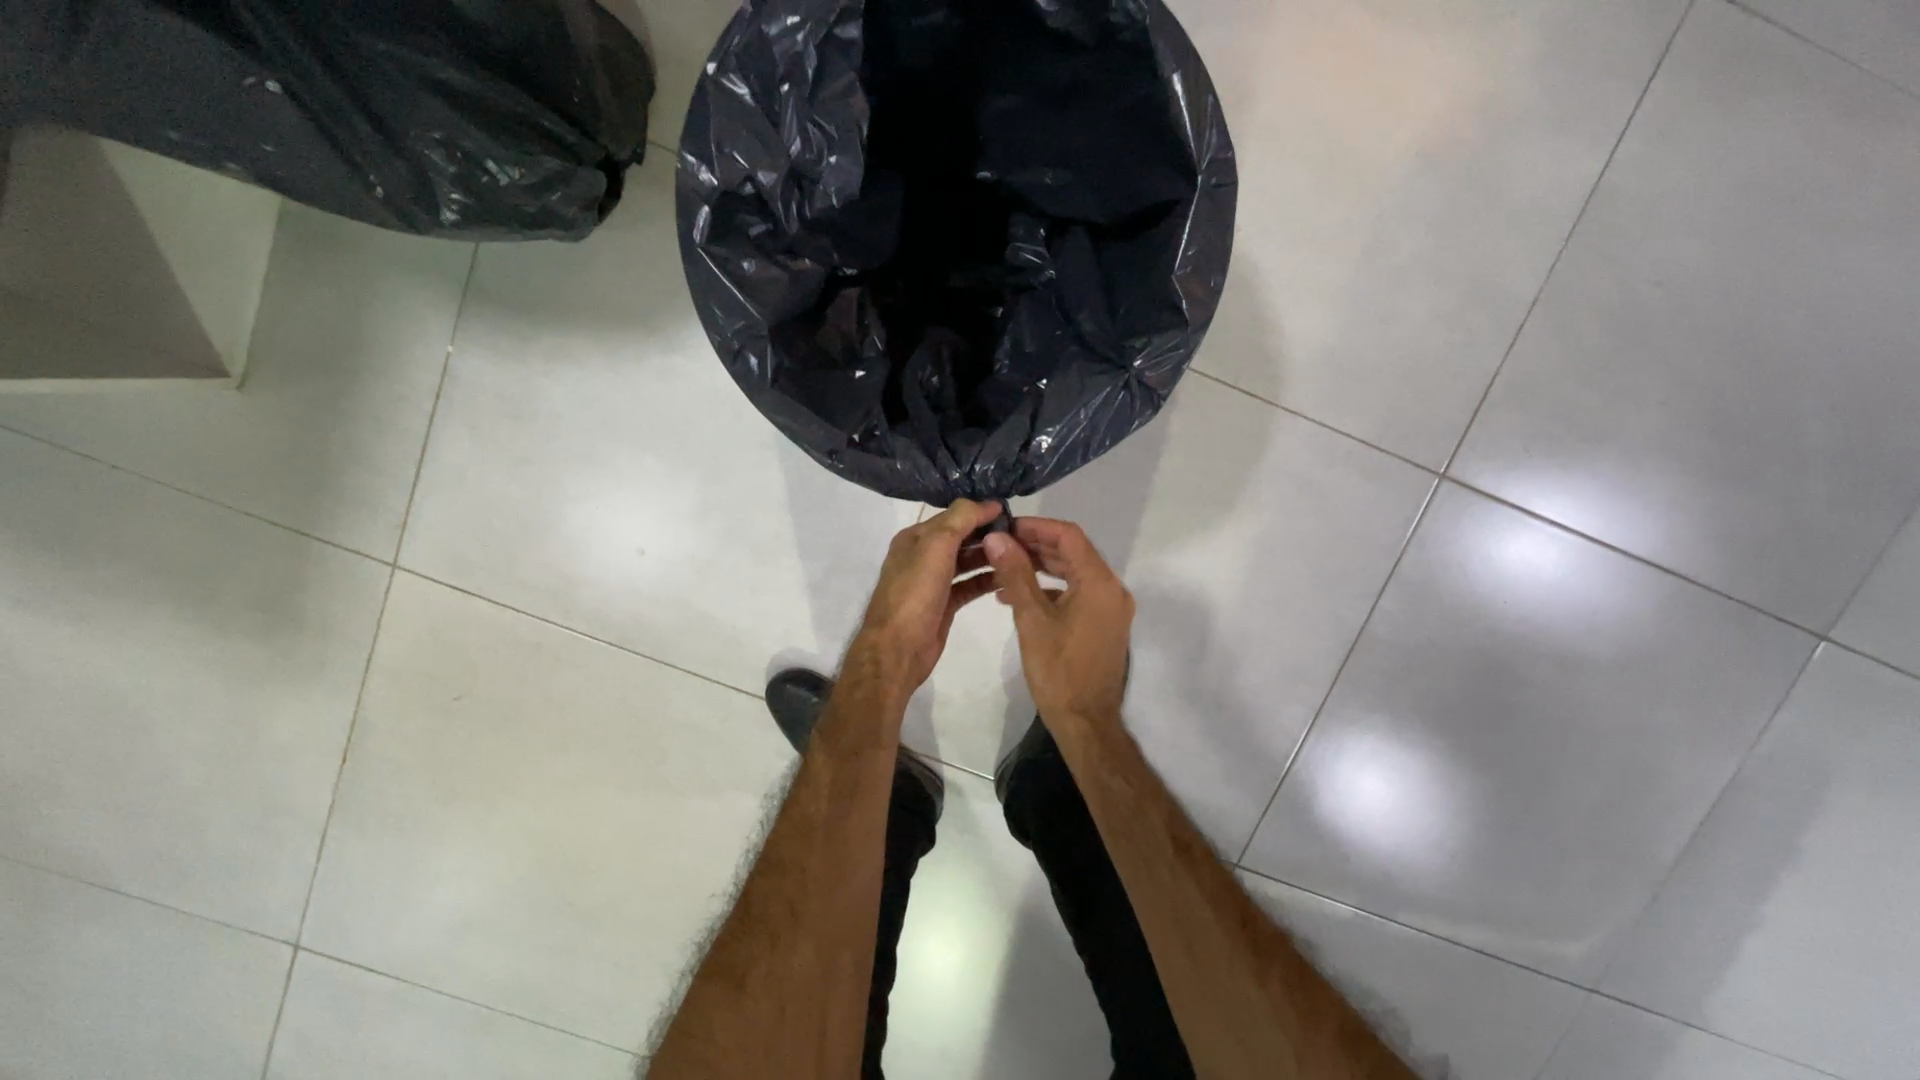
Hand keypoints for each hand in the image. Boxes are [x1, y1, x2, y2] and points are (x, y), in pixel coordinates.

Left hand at [850, 499, 1004, 694]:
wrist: (898, 648)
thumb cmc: (914, 592)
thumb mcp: (935, 546)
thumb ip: (960, 519)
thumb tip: (989, 503)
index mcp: (915, 538)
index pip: (954, 516)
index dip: (981, 513)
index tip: (1014, 514)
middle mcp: (923, 556)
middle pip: (962, 538)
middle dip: (989, 535)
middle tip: (1024, 537)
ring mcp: (933, 582)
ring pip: (967, 562)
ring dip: (990, 557)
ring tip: (1022, 556)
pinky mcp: (944, 604)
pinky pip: (970, 585)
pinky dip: (987, 581)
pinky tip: (1009, 579)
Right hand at [983, 518, 1132, 731]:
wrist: (1085, 721)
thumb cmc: (1058, 671)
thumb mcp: (1032, 619)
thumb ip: (1015, 574)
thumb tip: (997, 538)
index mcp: (1100, 583)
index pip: (1069, 536)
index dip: (1036, 527)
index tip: (1005, 527)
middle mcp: (1112, 589)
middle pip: (1073, 552)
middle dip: (1036, 546)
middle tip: (999, 545)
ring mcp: (1111, 608)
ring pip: (1075, 573)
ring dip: (1041, 567)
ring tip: (1003, 567)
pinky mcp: (1104, 624)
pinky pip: (1078, 593)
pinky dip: (1051, 589)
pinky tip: (1018, 596)